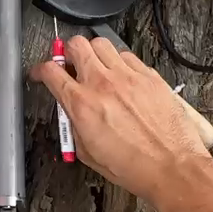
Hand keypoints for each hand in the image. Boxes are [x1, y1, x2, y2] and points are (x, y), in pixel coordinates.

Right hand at [30, 36, 212, 207]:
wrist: (172, 168)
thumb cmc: (134, 166)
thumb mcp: (88, 152)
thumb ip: (74, 125)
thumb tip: (71, 112)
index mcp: (82, 105)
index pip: (51, 71)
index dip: (41, 69)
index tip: (42, 72)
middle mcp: (103, 84)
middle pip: (77, 45)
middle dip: (68, 51)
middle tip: (70, 62)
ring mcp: (128, 77)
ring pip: (102, 43)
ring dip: (94, 53)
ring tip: (97, 66)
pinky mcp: (149, 77)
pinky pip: (128, 56)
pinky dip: (120, 62)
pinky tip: (121, 76)